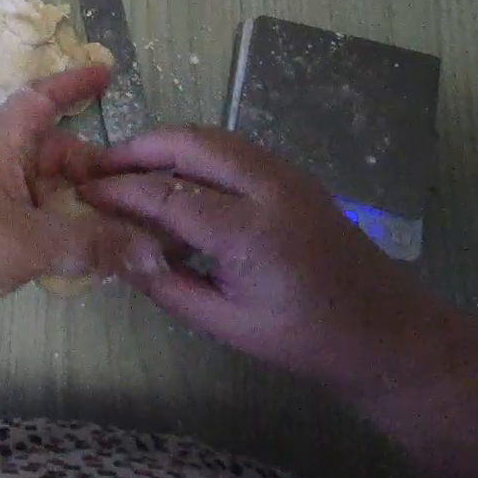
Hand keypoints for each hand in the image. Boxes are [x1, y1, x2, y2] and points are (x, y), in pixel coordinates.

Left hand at [0, 67, 166, 324]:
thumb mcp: (32, 242)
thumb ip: (93, 244)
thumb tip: (155, 253)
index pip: (39, 99)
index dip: (72, 84)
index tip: (106, 72)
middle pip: (48, 147)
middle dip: (93, 164)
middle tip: (138, 189)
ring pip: (39, 182)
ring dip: (76, 197)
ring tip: (122, 221)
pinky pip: (26, 209)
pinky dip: (56, 220)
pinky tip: (82, 247)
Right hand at [79, 127, 456, 396]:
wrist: (395, 337)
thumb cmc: (307, 340)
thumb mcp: (225, 324)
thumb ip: (164, 284)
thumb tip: (112, 252)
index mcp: (251, 232)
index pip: (164, 193)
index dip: (116, 191)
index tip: (81, 195)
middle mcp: (269, 189)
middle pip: (187, 143)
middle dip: (134, 149)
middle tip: (96, 167)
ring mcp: (286, 176)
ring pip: (208, 137)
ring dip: (161, 145)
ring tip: (124, 167)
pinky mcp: (292, 176)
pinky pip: (229, 148)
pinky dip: (189, 152)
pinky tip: (170, 177)